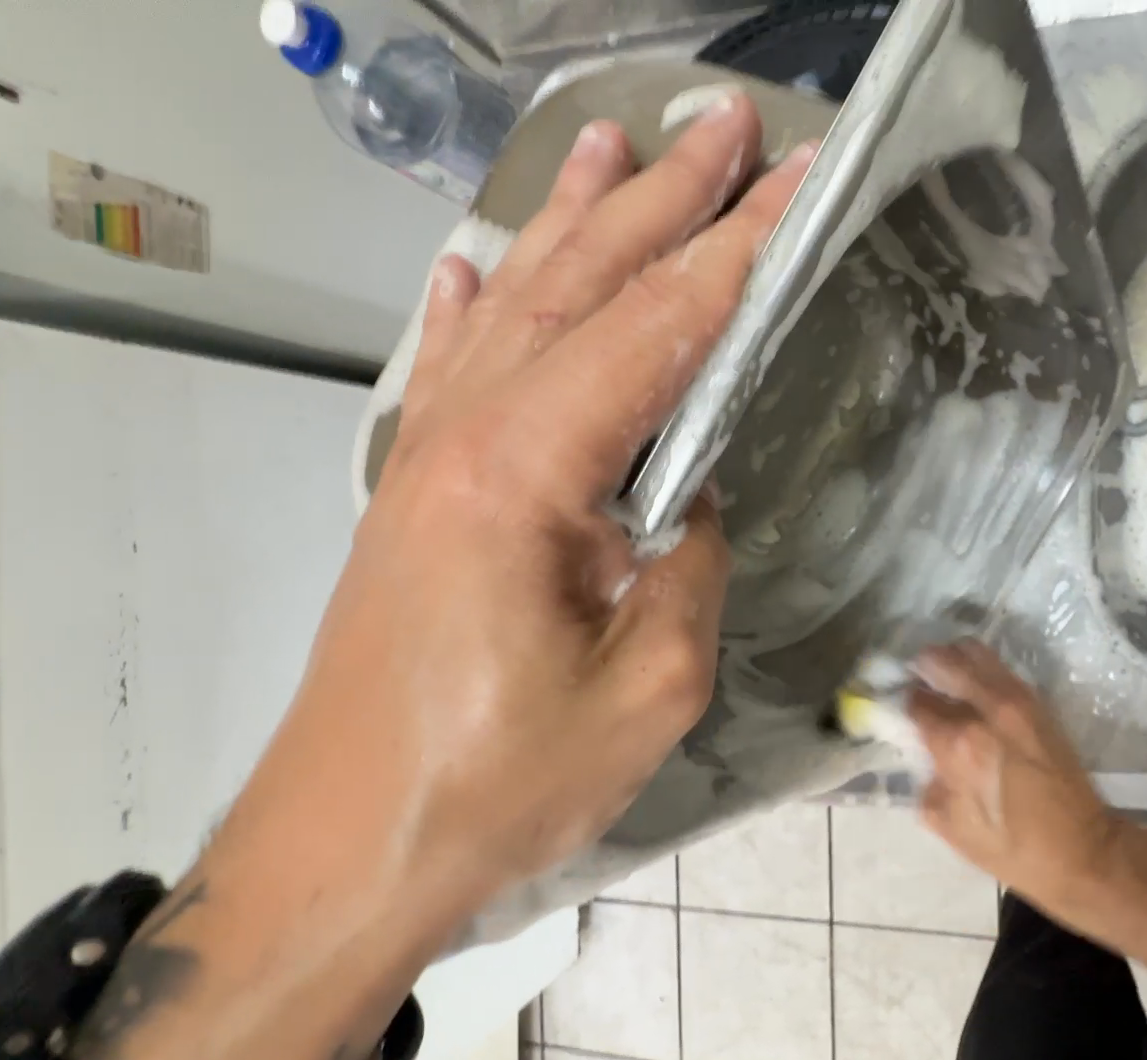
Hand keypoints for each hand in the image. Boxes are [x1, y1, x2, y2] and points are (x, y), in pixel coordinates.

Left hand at [67, 95, 815, 1059]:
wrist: (348, 846)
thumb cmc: (502, 779)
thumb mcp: (651, 684)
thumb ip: (690, 560)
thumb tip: (690, 492)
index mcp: (530, 470)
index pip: (660, 328)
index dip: (739, 250)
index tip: (797, 181)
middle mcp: (472, 431)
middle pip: (585, 282)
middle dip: (668, 197)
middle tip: (730, 127)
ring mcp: (432, 451)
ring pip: (517, 301)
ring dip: (576, 217)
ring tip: (619, 145)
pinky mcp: (416, 486)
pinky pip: (454, 363)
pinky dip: (477, 299)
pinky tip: (480, 259)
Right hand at [907, 642, 1125, 905]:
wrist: (1079, 848)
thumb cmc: (1010, 847)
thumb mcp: (947, 824)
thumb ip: (926, 778)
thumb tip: (924, 751)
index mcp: (958, 743)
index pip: (917, 701)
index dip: (904, 704)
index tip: (904, 712)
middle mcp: (985, 710)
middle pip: (943, 660)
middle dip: (924, 668)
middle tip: (917, 682)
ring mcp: (1016, 699)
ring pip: (973, 651)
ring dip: (952, 659)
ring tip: (944, 677)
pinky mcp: (1037, 701)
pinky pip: (998, 667)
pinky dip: (979, 668)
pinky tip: (972, 688)